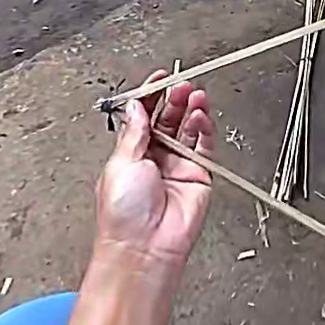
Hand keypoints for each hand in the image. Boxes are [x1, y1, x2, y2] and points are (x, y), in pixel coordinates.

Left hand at [95, 71, 215, 269]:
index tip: (159, 78)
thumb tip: (137, 107)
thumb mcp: (120, 166)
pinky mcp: (199, 171)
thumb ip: (134, 134)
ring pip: (188, 128)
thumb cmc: (123, 216)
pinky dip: (205, 127)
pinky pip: (205, 143)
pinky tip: (201, 115)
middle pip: (167, 119)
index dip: (151, 97)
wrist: (146, 245)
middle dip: (174, 99)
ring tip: (194, 94)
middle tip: (181, 84)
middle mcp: (155, 157)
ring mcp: (178, 164)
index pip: (143, 118)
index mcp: (129, 155)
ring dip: (191, 109)